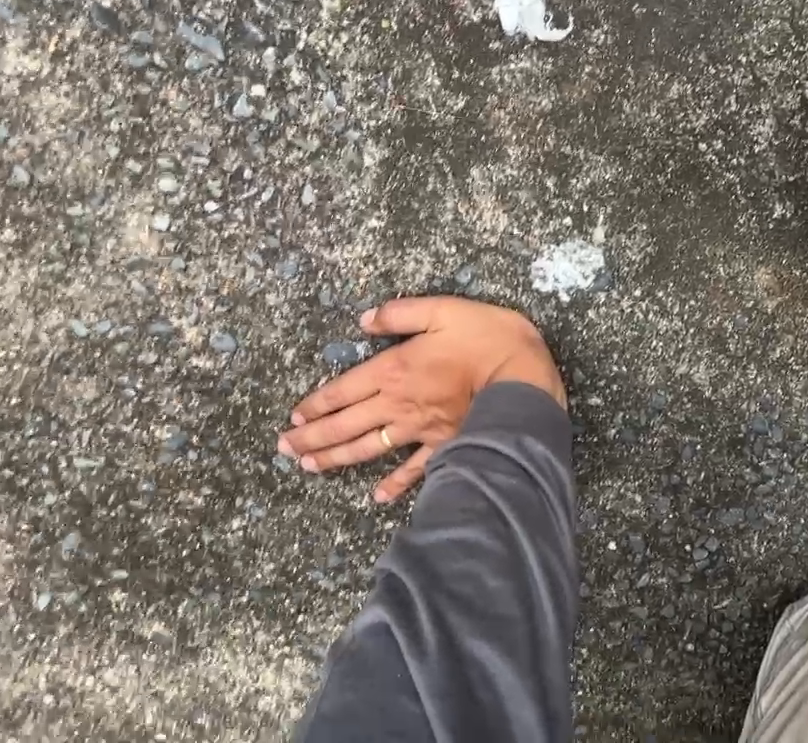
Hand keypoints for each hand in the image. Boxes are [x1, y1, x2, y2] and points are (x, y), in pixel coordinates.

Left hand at [278, 296, 563, 503]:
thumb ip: (402, 312)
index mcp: (393, 369)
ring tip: (310, 466)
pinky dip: (395, 484)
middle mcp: (397, 404)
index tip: (295, 416)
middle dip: (311, 437)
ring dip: (335, 458)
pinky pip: (414, 469)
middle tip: (284, 447)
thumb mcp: (447, 310)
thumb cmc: (488, 339)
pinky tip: (378, 496)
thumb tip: (365, 319)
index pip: (343, 389)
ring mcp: (418, 429)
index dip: (317, 404)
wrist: (523, 379)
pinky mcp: (444, 444)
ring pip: (367, 447)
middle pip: (344, 424)